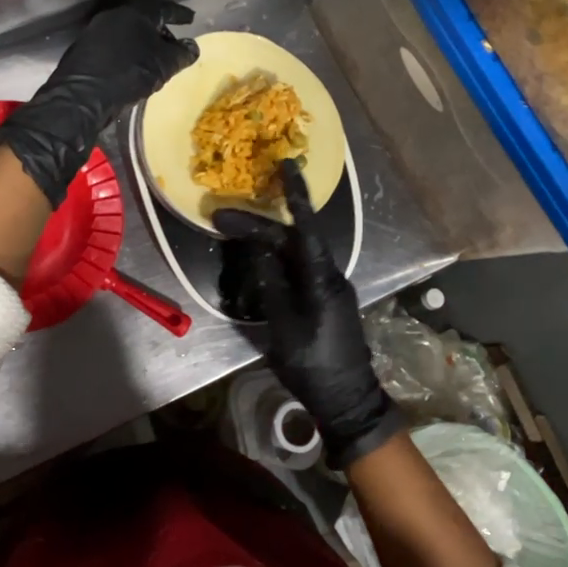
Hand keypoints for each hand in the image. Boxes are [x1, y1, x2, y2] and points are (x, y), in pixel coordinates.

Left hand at [0, 0, 197, 205]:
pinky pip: (112, 46)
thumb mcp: (164, 65)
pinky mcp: (83, 50)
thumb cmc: (129, 73)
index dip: (179, 14)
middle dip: (159, 31)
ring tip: (153, 58)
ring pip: (126, 33)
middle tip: (172, 42)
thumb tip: (192, 46)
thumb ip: (181, 54)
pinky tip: (131, 68)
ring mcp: (95, 32)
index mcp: (136, 13)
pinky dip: (126, 53)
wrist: (82, 96)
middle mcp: (113, 16)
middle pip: (142, 19)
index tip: (189, 19)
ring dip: (141, 43)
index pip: (164, 9)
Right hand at [215, 161, 403, 468]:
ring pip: (294, 253)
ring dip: (264, 240)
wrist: (348, 400)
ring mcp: (328, 288)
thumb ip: (272, 287)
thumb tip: (259, 251)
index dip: (295, 195)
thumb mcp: (284, 328)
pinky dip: (275, 258)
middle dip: (257, 225)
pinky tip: (256, 257)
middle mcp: (329, 276)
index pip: (307, 228)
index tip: (285, 166)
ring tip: (232, 230)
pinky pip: (297, 268)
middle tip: (219, 217)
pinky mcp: (324, 300)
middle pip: (292, 240)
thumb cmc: (314, 366)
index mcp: (322, 279)